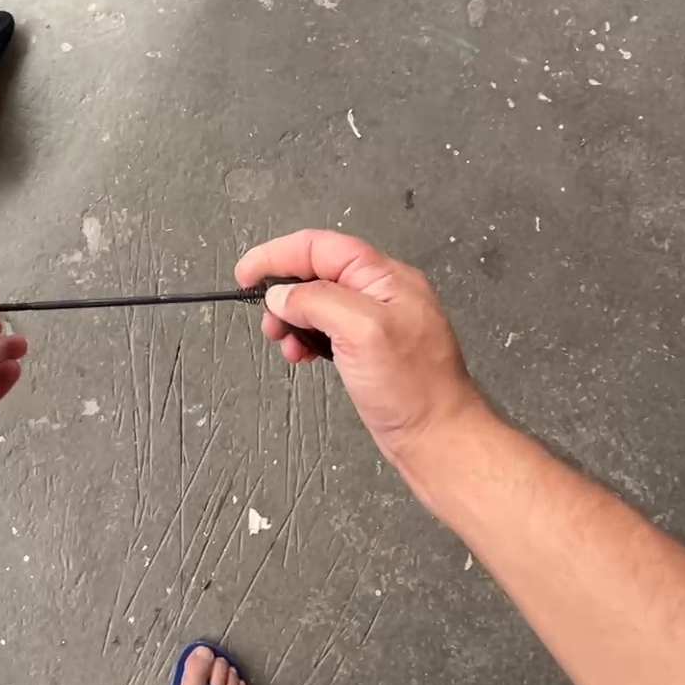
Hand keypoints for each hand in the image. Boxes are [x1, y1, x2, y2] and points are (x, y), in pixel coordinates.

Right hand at [236, 230, 488, 467]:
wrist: (437, 439)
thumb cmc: (414, 388)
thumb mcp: (362, 331)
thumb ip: (317, 301)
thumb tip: (281, 294)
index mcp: (384, 277)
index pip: (320, 246)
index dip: (278, 254)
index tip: (246, 274)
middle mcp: (379, 293)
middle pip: (316, 271)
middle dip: (283, 290)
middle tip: (265, 317)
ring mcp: (373, 320)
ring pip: (316, 301)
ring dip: (291, 317)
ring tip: (282, 341)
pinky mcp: (367, 346)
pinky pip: (325, 328)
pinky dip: (304, 336)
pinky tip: (300, 354)